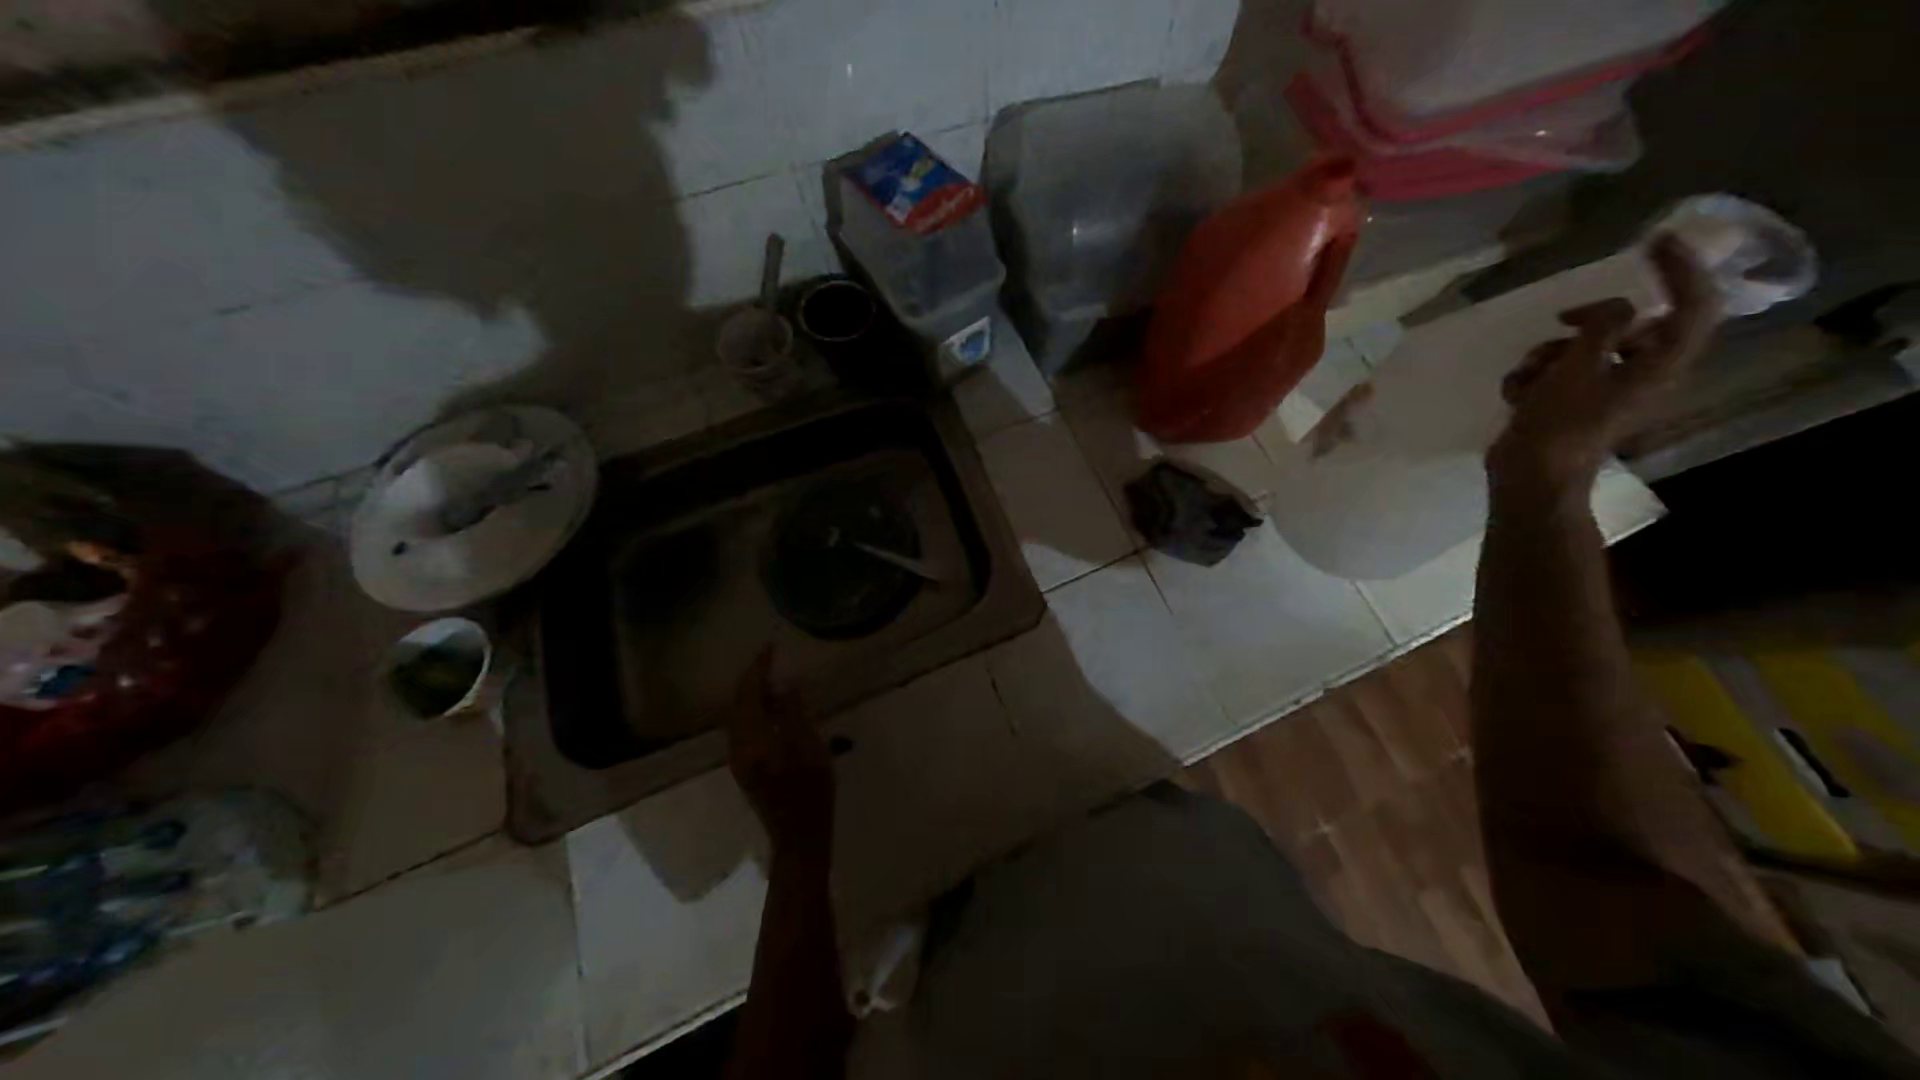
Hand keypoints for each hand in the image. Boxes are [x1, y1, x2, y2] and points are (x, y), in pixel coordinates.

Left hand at [725, 650, 833, 853]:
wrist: (798, 836)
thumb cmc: (811, 791)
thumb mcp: (810, 748)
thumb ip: (793, 715)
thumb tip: (783, 688)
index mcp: (753, 739)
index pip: (748, 693)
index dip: (758, 669)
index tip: (770, 649)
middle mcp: (737, 747)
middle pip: (737, 704)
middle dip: (751, 680)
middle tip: (770, 661)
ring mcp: (738, 760)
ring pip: (738, 717)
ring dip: (750, 696)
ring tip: (771, 680)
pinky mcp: (744, 769)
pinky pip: (742, 728)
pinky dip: (752, 711)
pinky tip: (770, 710)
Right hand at [1488, 234, 1721, 496]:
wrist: (1531, 476)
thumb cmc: (1560, 423)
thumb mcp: (1579, 366)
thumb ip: (1603, 326)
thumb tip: (1614, 309)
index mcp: (1660, 364)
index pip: (1692, 303)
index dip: (1680, 268)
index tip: (1653, 242)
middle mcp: (1641, 374)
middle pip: (1625, 326)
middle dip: (1583, 326)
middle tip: (1560, 320)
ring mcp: (1603, 391)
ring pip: (1581, 349)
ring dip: (1547, 355)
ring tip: (1526, 377)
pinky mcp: (1569, 405)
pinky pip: (1555, 374)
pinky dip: (1533, 377)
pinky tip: (1518, 395)